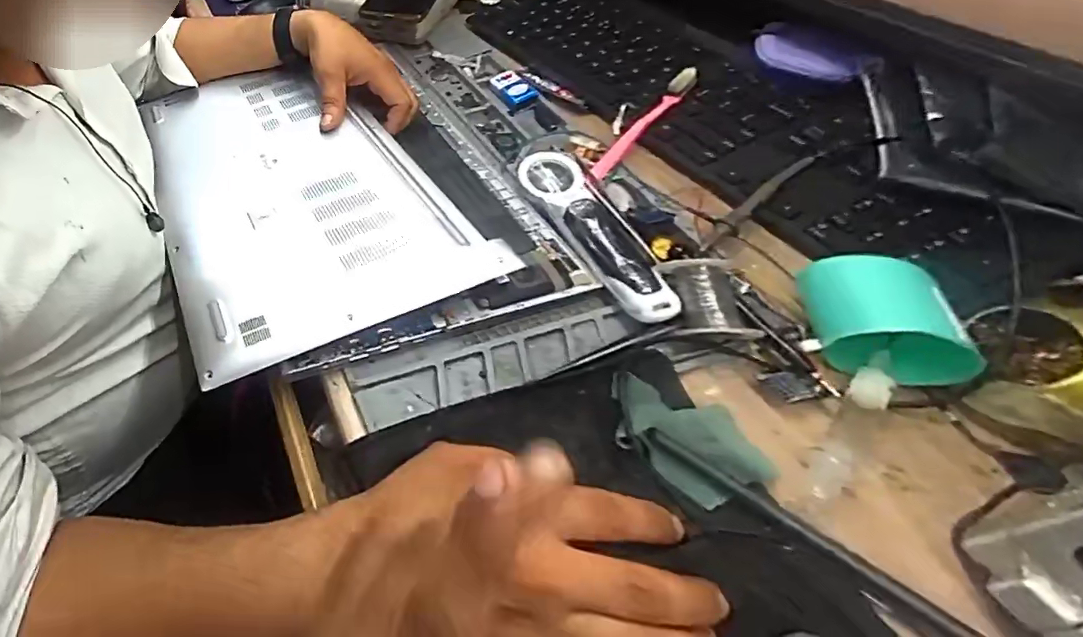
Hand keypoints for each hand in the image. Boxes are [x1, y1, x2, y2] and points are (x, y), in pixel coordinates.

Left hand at [289, 10, 418, 132]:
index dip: (397, 121)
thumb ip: (333, 103)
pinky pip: (384, 88)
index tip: (383, 133)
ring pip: (396, 93)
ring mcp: (379, 68)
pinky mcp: (370, 68)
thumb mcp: (329, 76)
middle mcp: (385, 69)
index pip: (403, 101)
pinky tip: (362, 108)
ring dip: (389, 110)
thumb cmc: (327, 41)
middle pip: (407, 98)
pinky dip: (379, 101)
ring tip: (372, 123)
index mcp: (381, 70)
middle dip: (400, 117)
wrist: (316, 25)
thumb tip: (331, 125)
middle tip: (383, 132)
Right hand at [312, 442, 728, 636]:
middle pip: (634, 588)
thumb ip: (500, 464)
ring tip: (708, 636)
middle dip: (683, 592)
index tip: (672, 524)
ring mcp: (541, 628)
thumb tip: (540, 468)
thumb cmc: (404, 513)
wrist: (369, 582)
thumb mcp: (444, 463)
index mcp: (523, 516)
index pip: (594, 509)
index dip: (637, 515)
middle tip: (714, 597)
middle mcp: (545, 576)